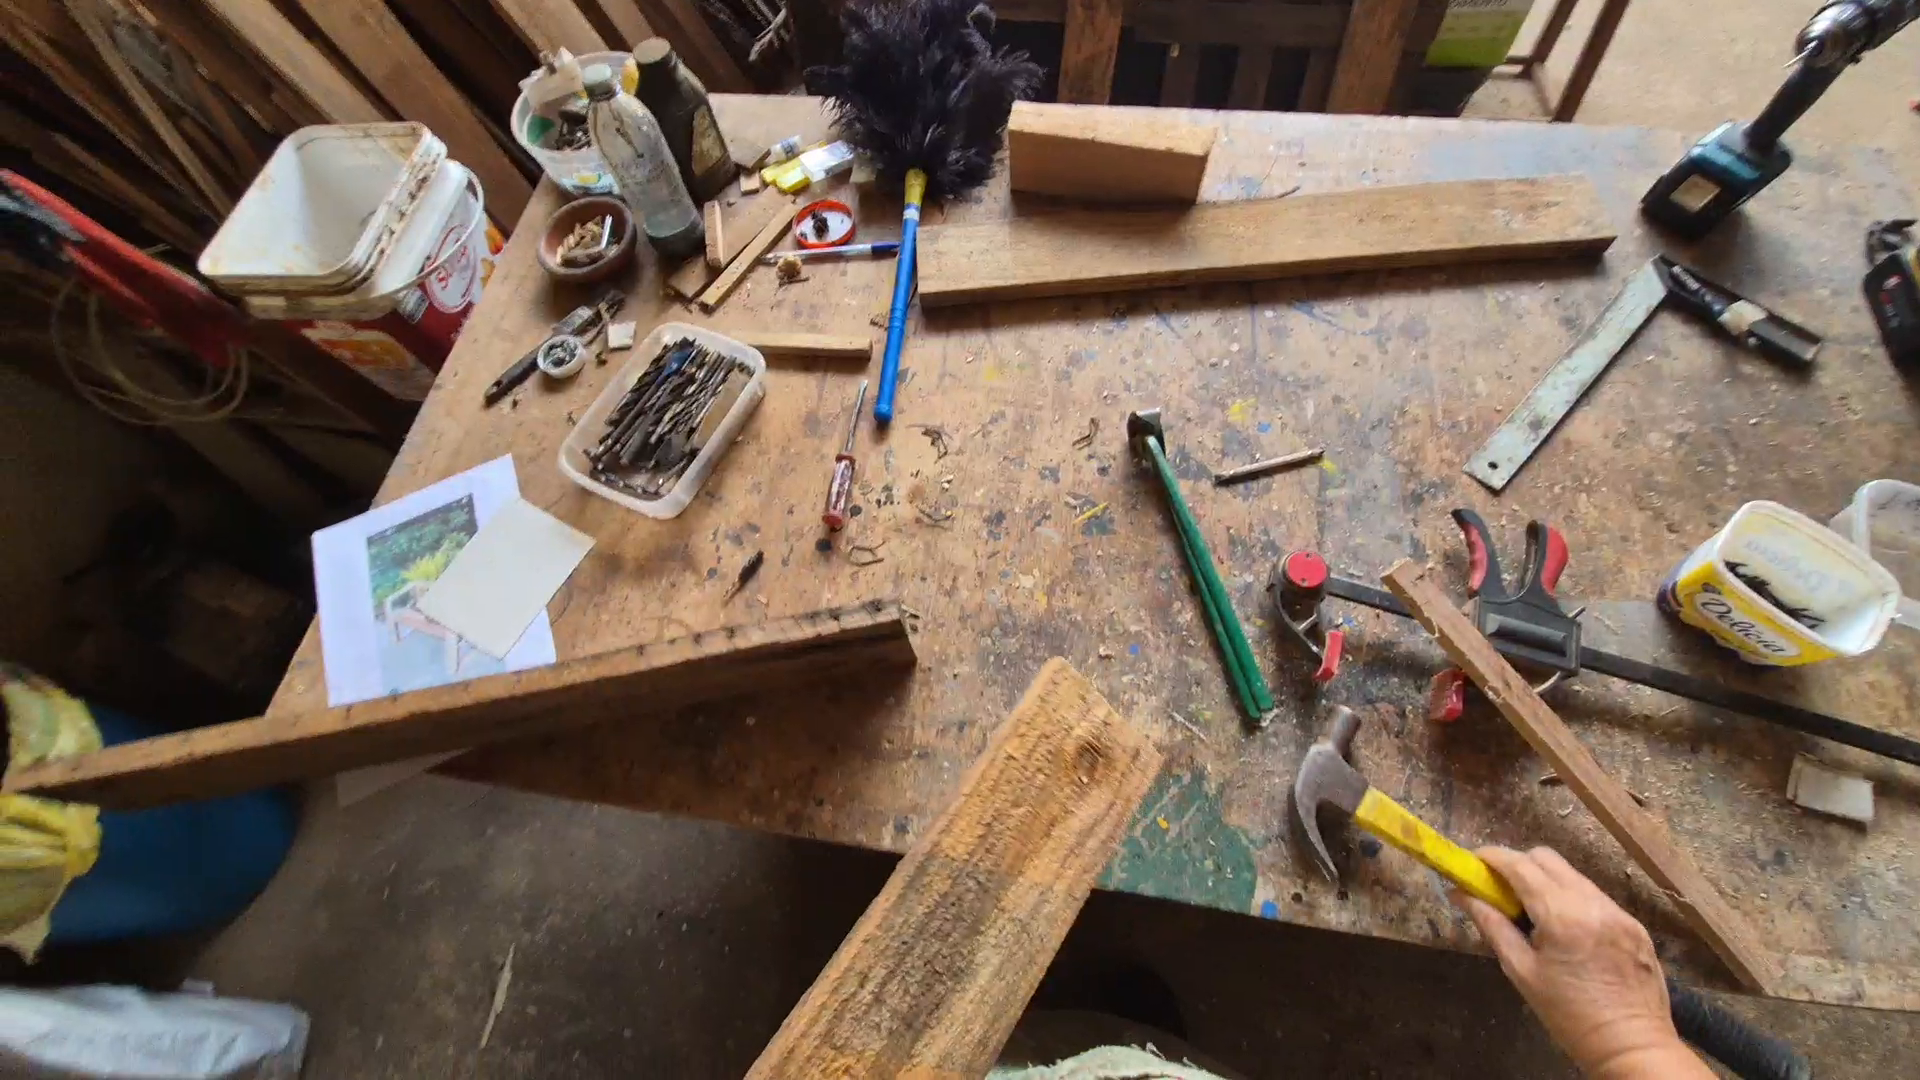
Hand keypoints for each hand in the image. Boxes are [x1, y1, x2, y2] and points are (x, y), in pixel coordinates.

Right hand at [1451, 846, 1711, 1079]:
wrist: (1637, 1051)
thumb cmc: (1569, 1014)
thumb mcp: (1519, 969)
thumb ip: (1490, 923)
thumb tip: (1459, 892)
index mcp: (1562, 916)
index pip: (1518, 864)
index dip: (1490, 856)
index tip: (1472, 863)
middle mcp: (1593, 905)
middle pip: (1545, 858)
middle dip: (1516, 863)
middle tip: (1500, 886)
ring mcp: (1619, 914)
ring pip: (1570, 873)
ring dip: (1543, 879)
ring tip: (1531, 907)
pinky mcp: (1635, 926)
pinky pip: (1592, 894)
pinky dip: (1568, 896)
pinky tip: (1563, 924)